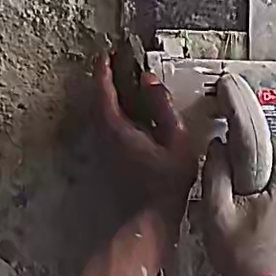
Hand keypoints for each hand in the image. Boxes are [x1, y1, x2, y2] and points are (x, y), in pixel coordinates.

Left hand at [96, 52, 199, 221]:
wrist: (146, 223)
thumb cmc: (164, 186)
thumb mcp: (176, 143)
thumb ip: (163, 109)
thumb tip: (151, 82)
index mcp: (116, 127)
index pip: (103, 88)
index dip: (105, 68)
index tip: (107, 53)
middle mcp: (103, 137)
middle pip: (100, 100)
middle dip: (108, 80)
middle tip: (119, 65)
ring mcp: (104, 151)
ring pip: (103, 116)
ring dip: (113, 99)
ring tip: (130, 88)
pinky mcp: (109, 163)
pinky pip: (109, 129)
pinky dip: (118, 116)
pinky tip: (136, 120)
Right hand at [199, 133, 275, 275]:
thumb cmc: (237, 251)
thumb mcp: (217, 210)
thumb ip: (216, 172)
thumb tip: (217, 144)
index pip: (269, 139)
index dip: (245, 136)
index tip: (226, 141)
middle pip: (272, 153)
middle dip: (248, 154)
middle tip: (224, 165)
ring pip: (273, 168)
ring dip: (252, 169)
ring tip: (230, 181)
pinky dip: (259, 182)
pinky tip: (241, 194)